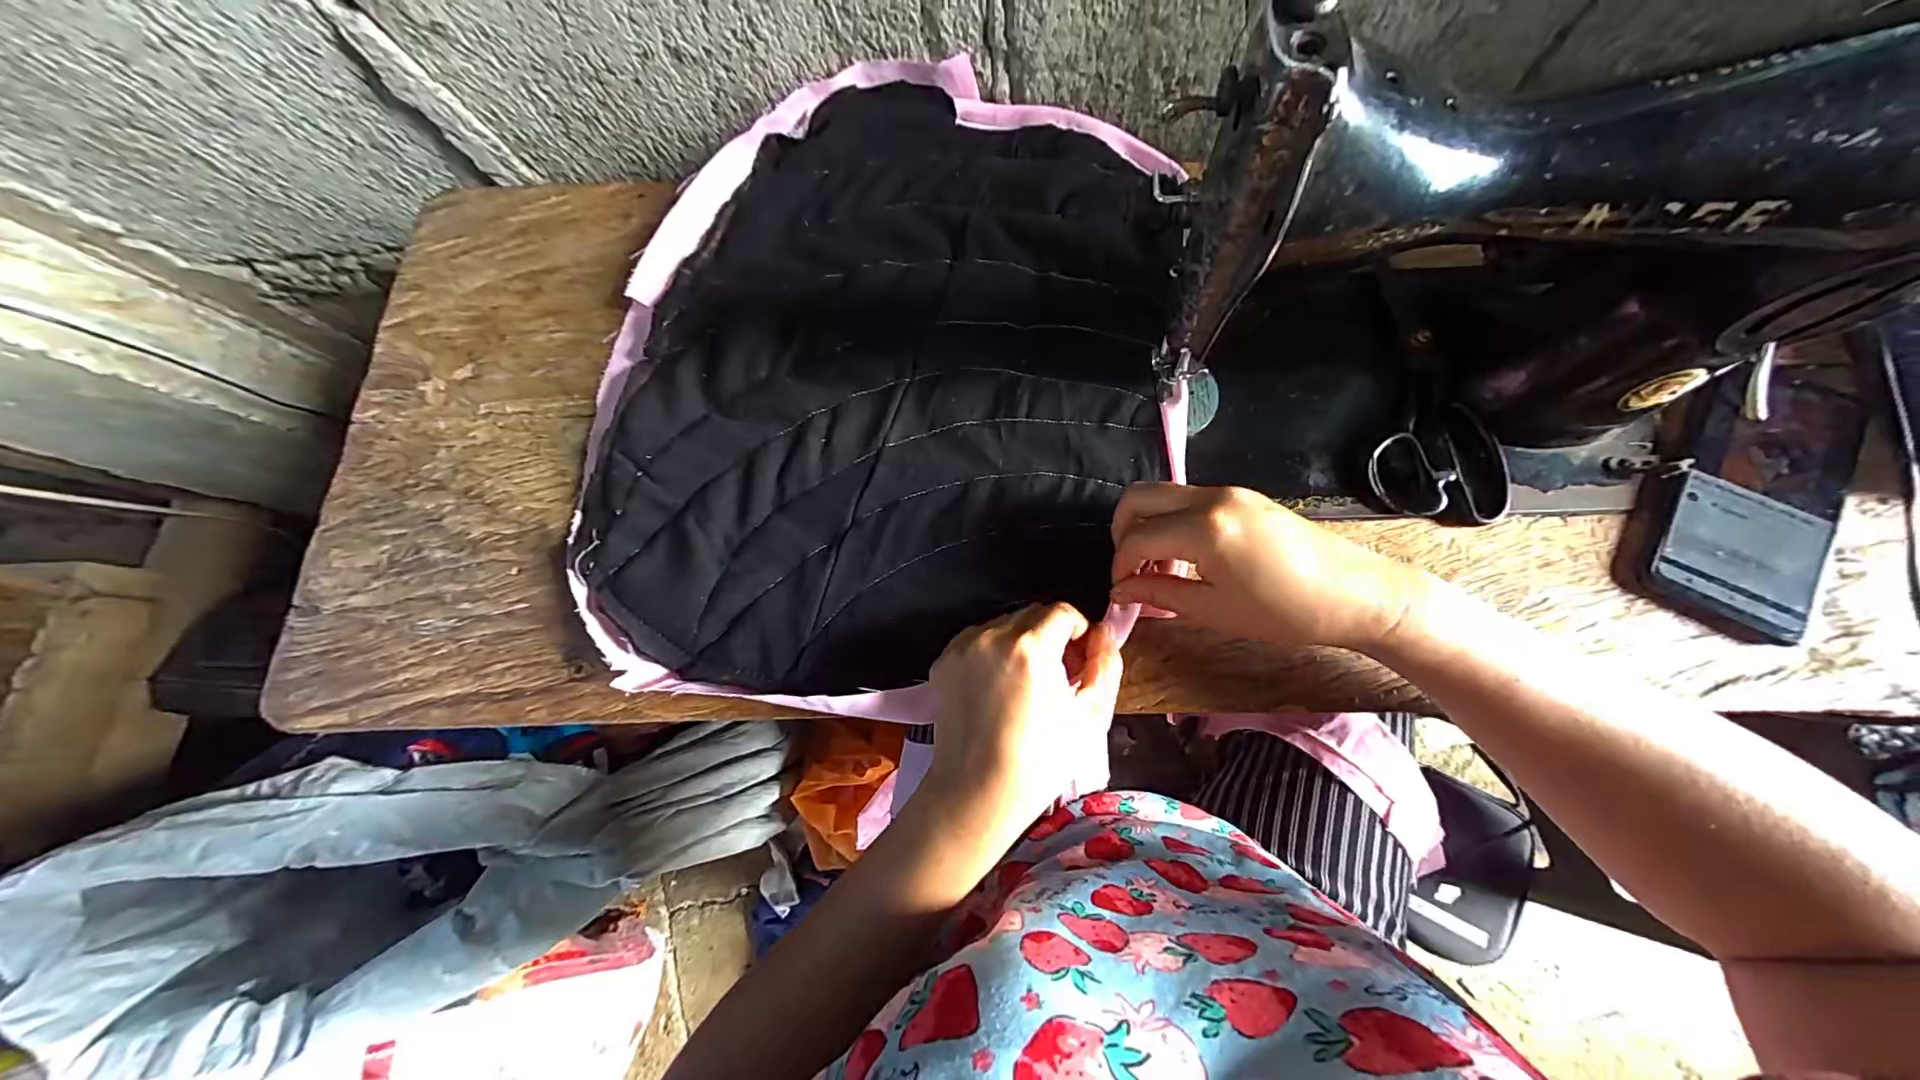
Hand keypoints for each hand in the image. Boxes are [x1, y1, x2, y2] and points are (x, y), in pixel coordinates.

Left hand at [922, 603, 1122, 841]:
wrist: (979, 790)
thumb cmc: (1039, 760)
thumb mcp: (1091, 714)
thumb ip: (1105, 663)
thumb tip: (1103, 633)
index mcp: (1030, 646)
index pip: (1063, 612)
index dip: (1080, 632)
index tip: (1081, 658)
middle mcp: (991, 637)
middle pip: (1033, 614)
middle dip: (1051, 636)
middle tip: (1059, 675)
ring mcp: (963, 648)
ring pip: (1004, 625)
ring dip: (1022, 642)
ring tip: (1028, 685)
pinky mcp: (944, 662)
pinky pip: (978, 641)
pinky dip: (994, 653)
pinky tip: (1001, 689)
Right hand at [1108, 483, 1429, 650]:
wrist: (1357, 594)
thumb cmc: (1286, 612)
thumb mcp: (1214, 609)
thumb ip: (1159, 593)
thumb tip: (1120, 591)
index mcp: (1203, 528)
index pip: (1135, 537)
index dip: (1119, 566)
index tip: (1121, 591)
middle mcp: (1211, 498)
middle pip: (1138, 497)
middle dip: (1122, 532)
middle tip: (1131, 568)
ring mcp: (1229, 492)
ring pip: (1162, 494)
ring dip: (1148, 526)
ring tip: (1161, 569)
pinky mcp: (1242, 496)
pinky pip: (1188, 500)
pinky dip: (1172, 522)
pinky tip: (1188, 558)